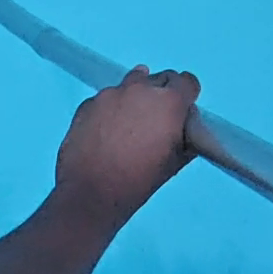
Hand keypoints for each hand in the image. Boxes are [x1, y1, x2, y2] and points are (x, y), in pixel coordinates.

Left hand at [54, 66, 200, 221]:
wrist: (91, 193)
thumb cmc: (137, 181)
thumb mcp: (175, 161)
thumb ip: (186, 135)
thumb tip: (185, 127)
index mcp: (169, 102)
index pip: (186, 81)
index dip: (185, 97)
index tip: (179, 111)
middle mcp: (140, 90)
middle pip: (156, 80)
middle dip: (158, 95)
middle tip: (152, 120)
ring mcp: (109, 95)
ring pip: (127, 86)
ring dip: (131, 99)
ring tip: (125, 126)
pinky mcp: (86, 105)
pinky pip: (103, 100)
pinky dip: (106, 111)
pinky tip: (102, 133)